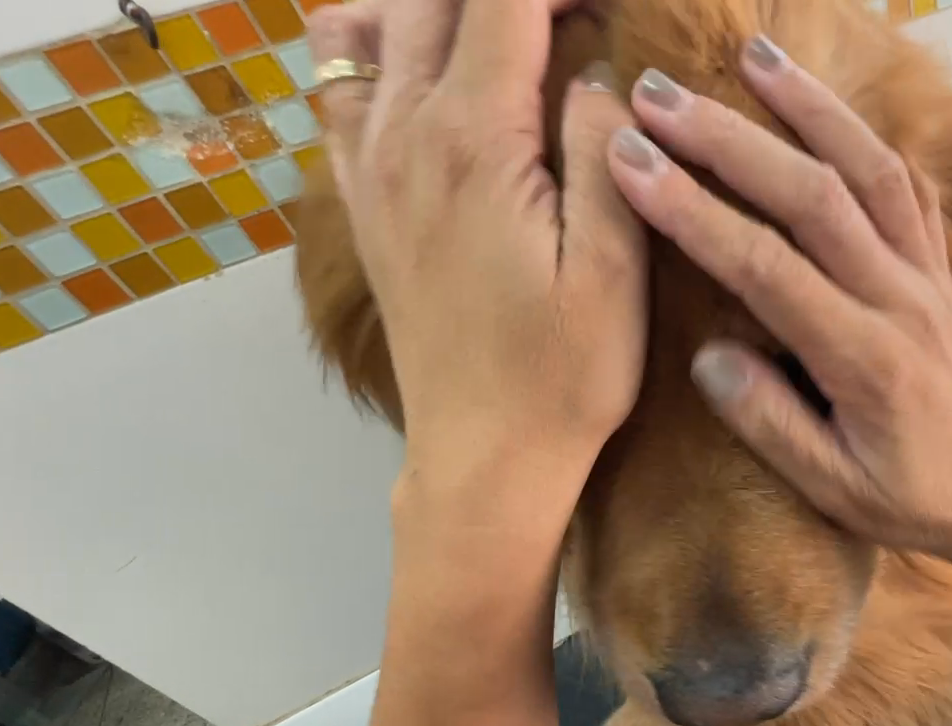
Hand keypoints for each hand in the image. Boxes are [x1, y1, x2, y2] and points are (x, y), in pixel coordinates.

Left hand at [308, 0, 646, 481]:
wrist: (485, 455)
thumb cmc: (563, 379)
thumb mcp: (611, 278)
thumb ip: (605, 160)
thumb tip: (598, 77)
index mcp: (474, 143)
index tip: (610, 4)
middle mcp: (403, 135)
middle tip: (574, 18)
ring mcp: (369, 168)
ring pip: (376, 25)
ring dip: (442, 8)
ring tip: (507, 34)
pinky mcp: (363, 204)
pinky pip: (339, 85)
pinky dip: (375, 47)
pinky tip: (417, 66)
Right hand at [603, 40, 951, 561]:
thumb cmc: (906, 499)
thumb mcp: (832, 487)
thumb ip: (770, 423)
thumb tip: (710, 357)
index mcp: (866, 359)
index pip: (767, 267)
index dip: (695, 212)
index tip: (631, 161)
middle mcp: (901, 302)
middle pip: (814, 197)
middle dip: (730, 140)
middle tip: (658, 95)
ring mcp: (927, 280)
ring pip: (870, 172)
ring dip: (810, 109)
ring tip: (753, 55)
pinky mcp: (939, 274)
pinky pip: (909, 192)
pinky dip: (870, 142)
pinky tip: (832, 113)